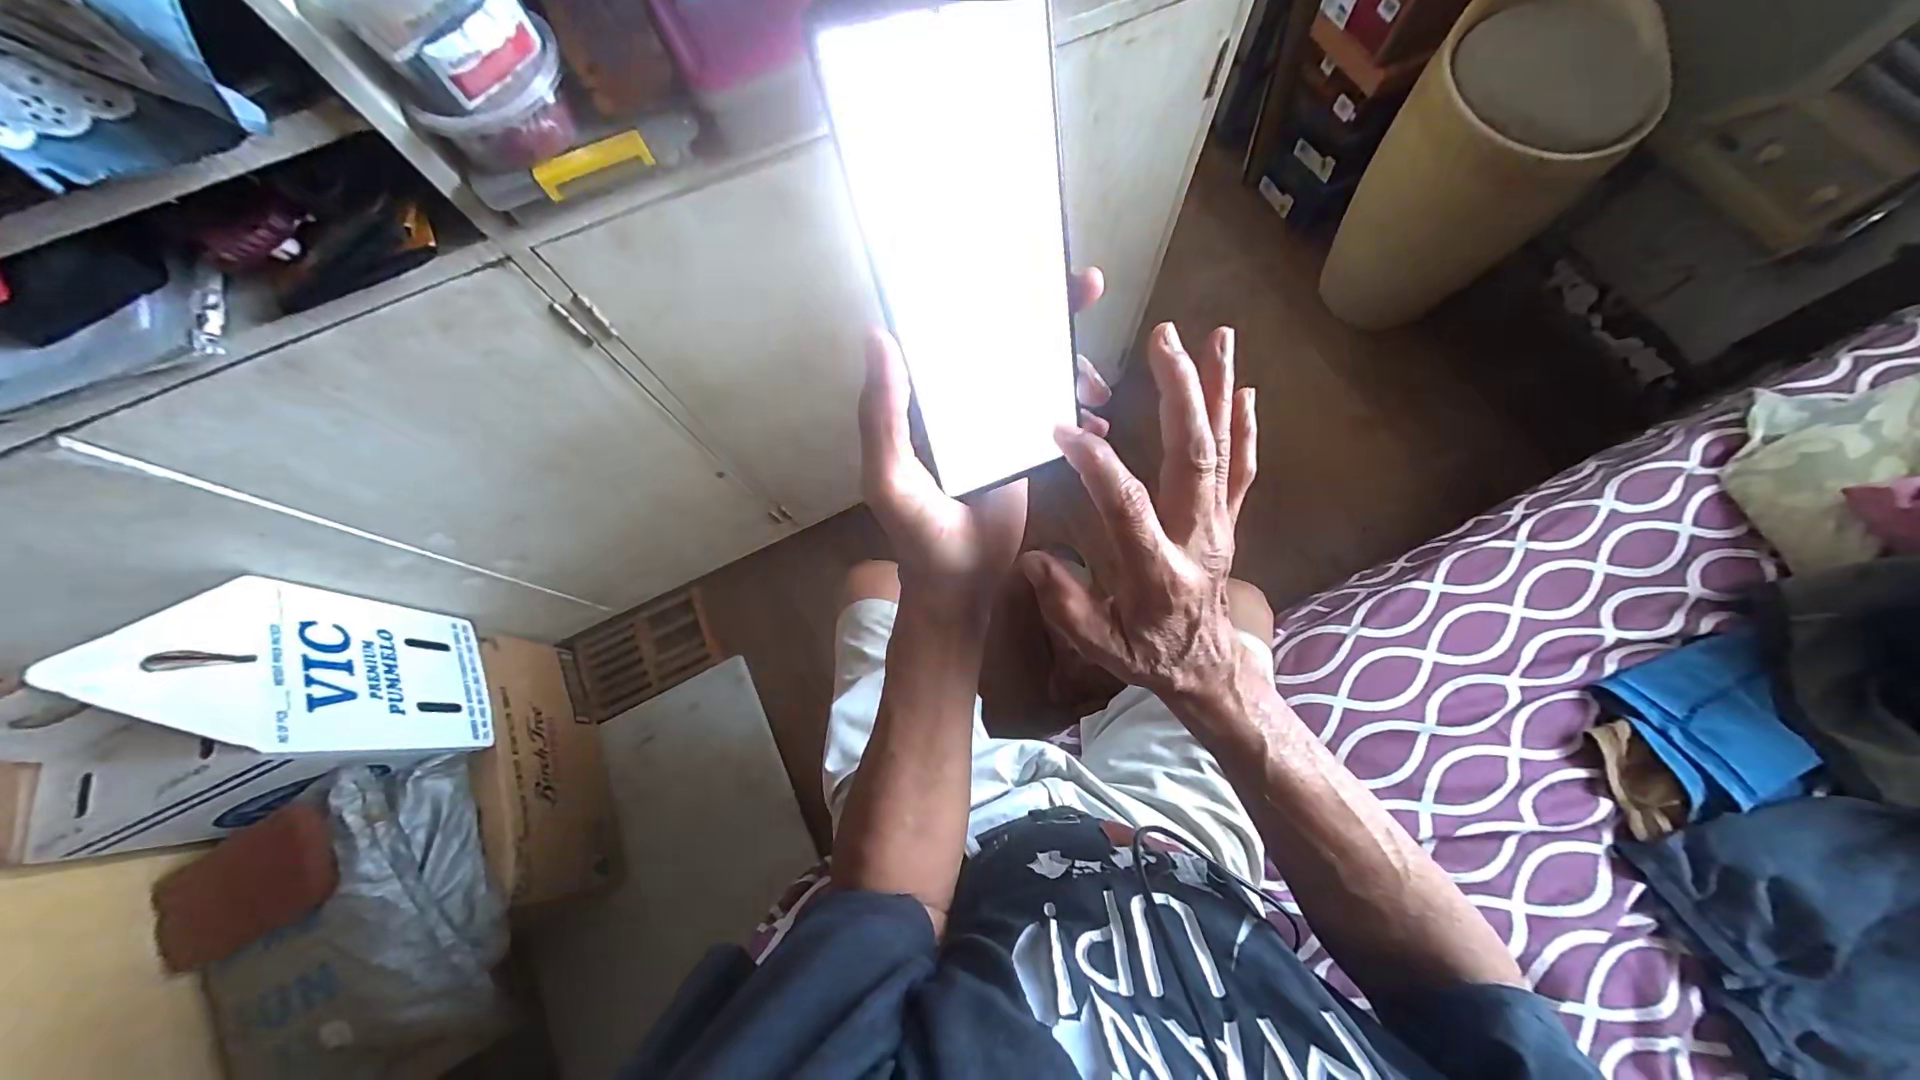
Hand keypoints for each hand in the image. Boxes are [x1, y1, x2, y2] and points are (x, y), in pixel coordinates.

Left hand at [860, 269, 1109, 611]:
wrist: (962, 583)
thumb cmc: (919, 534)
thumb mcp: (890, 477)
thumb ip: (884, 415)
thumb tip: (878, 335)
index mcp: (932, 398)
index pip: (958, 331)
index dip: (989, 292)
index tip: (1023, 263)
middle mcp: (966, 401)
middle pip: (1009, 342)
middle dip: (1049, 312)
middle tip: (1088, 289)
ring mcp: (1000, 424)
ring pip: (1042, 375)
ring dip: (1074, 368)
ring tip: (1096, 391)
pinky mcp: (1028, 449)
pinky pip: (1059, 415)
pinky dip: (1082, 411)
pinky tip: (1100, 423)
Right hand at [1020, 322, 1256, 708]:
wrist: (1208, 669)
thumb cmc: (1150, 655)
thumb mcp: (1101, 647)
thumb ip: (1065, 605)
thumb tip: (1034, 560)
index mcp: (1158, 569)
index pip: (1128, 505)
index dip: (1095, 465)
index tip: (1062, 431)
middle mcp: (1196, 537)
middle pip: (1192, 456)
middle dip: (1179, 393)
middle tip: (1165, 341)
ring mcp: (1218, 525)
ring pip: (1221, 450)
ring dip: (1216, 390)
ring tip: (1216, 337)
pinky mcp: (1228, 521)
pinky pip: (1241, 468)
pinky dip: (1243, 426)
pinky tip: (1241, 390)